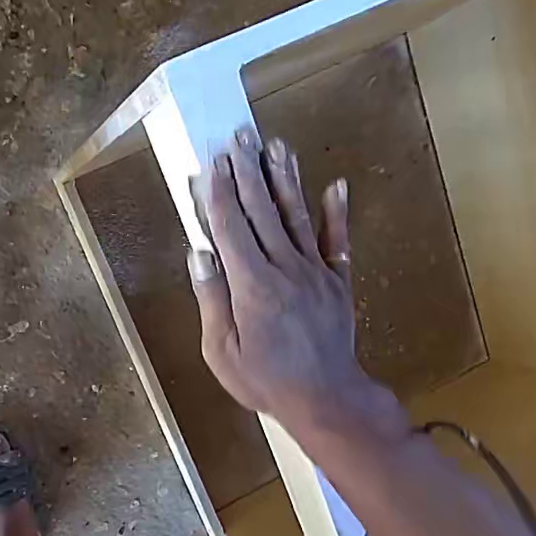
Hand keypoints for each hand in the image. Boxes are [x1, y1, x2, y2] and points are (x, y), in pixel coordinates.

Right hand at [191, 129, 395, 434]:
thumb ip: (212, 298)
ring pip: (297, 216)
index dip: (221, 193)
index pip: (232, 228)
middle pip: (262, 212)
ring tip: (276, 145)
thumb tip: (199, 252)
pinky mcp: (337, 282)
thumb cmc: (263, 379)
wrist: (326, 399)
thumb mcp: (220, 349)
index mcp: (252, 286)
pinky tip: (335, 185)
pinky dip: (336, 213)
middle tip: (240, 136)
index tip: (214, 162)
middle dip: (248, 171)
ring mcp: (316, 273)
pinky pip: (337, 241)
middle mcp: (286, 269)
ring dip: (284, 178)